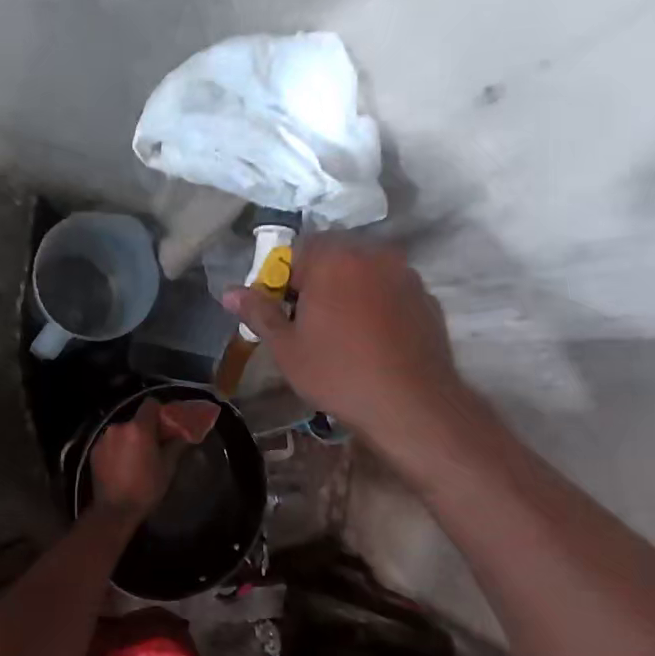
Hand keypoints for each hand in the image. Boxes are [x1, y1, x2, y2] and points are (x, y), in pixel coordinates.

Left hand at [90, 400, 184, 519]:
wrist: (115, 510)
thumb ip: (176, 444)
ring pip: (122, 431)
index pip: (150, 404)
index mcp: (138, 428)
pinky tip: (122, 466)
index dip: (160, 412)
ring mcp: (103, 439)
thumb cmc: (146, 488)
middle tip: (154, 447)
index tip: (165, 426)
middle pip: (136, 419)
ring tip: (137, 460)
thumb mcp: (167, 467)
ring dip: (130, 439)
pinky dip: (118, 449)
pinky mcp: (94, 451)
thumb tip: (186, 433)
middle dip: (146, 429)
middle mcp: (118, 427)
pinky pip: (111, 442)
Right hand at [225, 236, 463, 439]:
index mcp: (333, 259)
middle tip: (305, 323)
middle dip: (314, 282)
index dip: (281, 280)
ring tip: (339, 332)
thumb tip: (229, 293)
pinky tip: (370, 340)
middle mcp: (372, 254)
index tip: (279, 312)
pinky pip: (388, 290)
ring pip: (363, 272)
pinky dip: (374, 304)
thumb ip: (258, 313)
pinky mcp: (425, 297)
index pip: (294, 251)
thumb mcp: (287, 348)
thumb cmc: (338, 373)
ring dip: (346, 291)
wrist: (410, 404)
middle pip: (332, 257)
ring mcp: (404, 274)